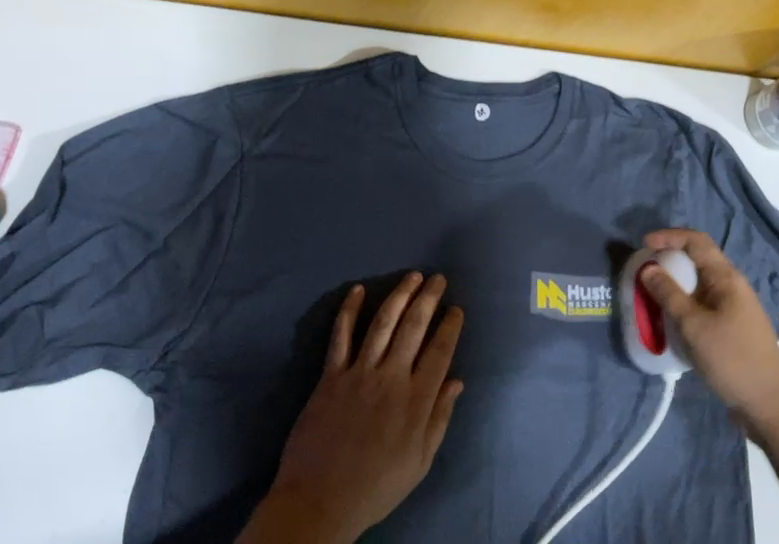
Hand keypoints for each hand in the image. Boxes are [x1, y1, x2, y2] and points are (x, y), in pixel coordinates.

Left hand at [240, 272, 465, 543]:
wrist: (321, 501)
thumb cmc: (377, 486)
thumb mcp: (420, 461)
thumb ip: (439, 418)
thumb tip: (457, 381)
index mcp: (417, 401)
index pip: (440, 352)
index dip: (450, 327)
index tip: (456, 308)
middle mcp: (391, 378)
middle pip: (414, 328)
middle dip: (428, 299)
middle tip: (438, 278)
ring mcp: (359, 374)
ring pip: (382, 323)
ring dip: (399, 295)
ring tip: (412, 277)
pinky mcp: (331, 376)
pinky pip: (341, 335)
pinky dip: (349, 310)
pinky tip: (358, 290)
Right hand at [639, 229, 778, 434]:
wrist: (770, 404)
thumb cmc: (732, 359)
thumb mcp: (694, 325)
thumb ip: (669, 295)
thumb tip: (649, 268)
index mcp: (727, 278)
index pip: (697, 242)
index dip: (669, 237)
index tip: (644, 245)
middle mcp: (732, 287)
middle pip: (697, 262)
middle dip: (668, 263)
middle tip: (642, 275)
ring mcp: (733, 309)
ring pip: (698, 287)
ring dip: (674, 288)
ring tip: (650, 300)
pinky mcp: (731, 329)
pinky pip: (701, 307)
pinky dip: (683, 308)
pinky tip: (670, 325)